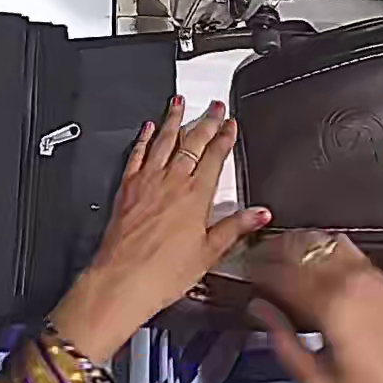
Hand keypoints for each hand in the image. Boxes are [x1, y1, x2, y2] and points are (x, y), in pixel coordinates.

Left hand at [50, 97, 269, 360]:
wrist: (122, 281)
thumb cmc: (162, 273)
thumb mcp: (209, 253)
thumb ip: (235, 228)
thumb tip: (260, 214)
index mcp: (196, 195)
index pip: (215, 156)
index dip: (225, 137)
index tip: (231, 124)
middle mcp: (173, 181)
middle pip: (193, 142)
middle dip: (207, 121)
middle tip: (215, 106)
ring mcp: (148, 180)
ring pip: (164, 140)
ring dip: (174, 119)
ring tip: (180, 102)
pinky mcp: (128, 186)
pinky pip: (137, 153)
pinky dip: (143, 138)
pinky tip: (147, 128)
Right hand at [247, 232, 382, 382]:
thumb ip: (282, 339)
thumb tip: (259, 308)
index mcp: (331, 305)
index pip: (281, 272)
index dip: (257, 269)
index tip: (243, 271)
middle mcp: (350, 280)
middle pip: (299, 247)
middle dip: (271, 250)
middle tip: (255, 260)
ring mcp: (366, 274)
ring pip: (320, 239)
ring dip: (294, 242)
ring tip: (276, 254)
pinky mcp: (377, 276)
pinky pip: (341, 244)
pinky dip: (320, 243)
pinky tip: (309, 255)